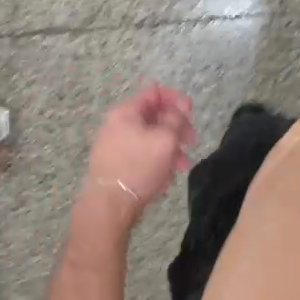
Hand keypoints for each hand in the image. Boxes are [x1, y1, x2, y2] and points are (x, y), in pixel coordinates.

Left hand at [82, 83, 195, 223]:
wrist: (107, 208)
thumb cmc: (138, 167)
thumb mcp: (165, 139)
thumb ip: (175, 119)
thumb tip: (179, 107)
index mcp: (126, 111)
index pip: (155, 91)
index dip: (176, 98)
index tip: (191, 113)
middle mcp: (117, 124)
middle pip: (154, 114)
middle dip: (176, 125)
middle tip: (192, 140)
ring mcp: (114, 144)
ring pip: (149, 136)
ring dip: (170, 145)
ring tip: (183, 164)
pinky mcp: (115, 163)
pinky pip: (141, 152)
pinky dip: (157, 157)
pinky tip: (167, 174)